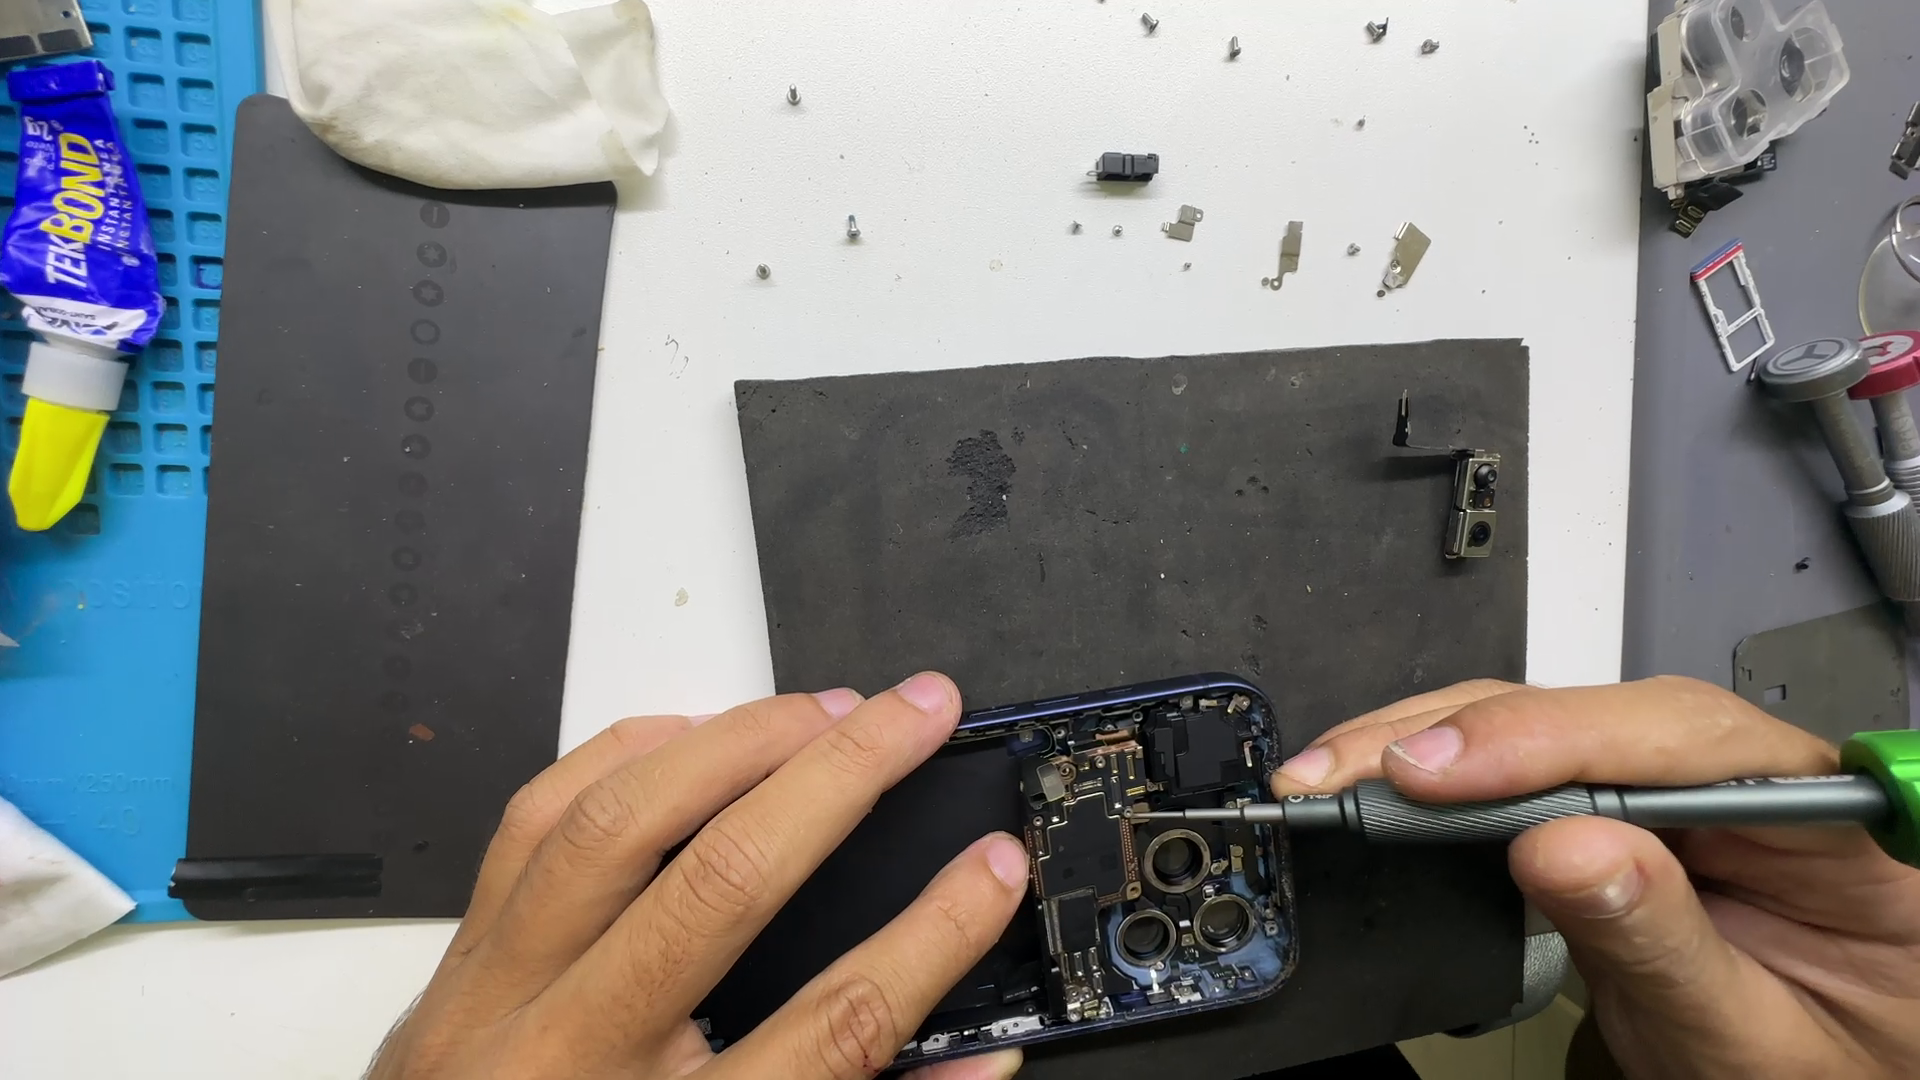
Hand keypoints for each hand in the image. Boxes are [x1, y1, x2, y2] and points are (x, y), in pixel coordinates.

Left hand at [368, 672, 1029, 1079]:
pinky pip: (537, 814)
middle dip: (843, 774)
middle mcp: (565, 1064)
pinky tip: (701, 730)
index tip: (996, 861)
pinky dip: (631, 750)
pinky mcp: (455, 955)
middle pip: (724, 883)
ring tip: (829, 707)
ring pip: (622, 822)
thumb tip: (987, 1053)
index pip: (833, 1026)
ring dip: (742, 739)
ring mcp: (492, 1000)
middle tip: (918, 711)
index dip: (934, 933)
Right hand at [1273, 676, 1919, 1079]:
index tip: (1429, 772)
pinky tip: (1361, 774)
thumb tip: (1558, 847)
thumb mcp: (1752, 1043)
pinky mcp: (1581, 786)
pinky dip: (1413, 764)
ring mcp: (1648, 772)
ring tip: (1322, 776)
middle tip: (1336, 775)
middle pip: (1571, 708)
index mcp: (1831, 820)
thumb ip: (1667, 945)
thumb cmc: (1809, 1074)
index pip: (1678, 734)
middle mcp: (1733, 769)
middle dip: (1442, 735)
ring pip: (1512, 715)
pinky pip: (1488, 751)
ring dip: (1405, 743)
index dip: (1541, 736)